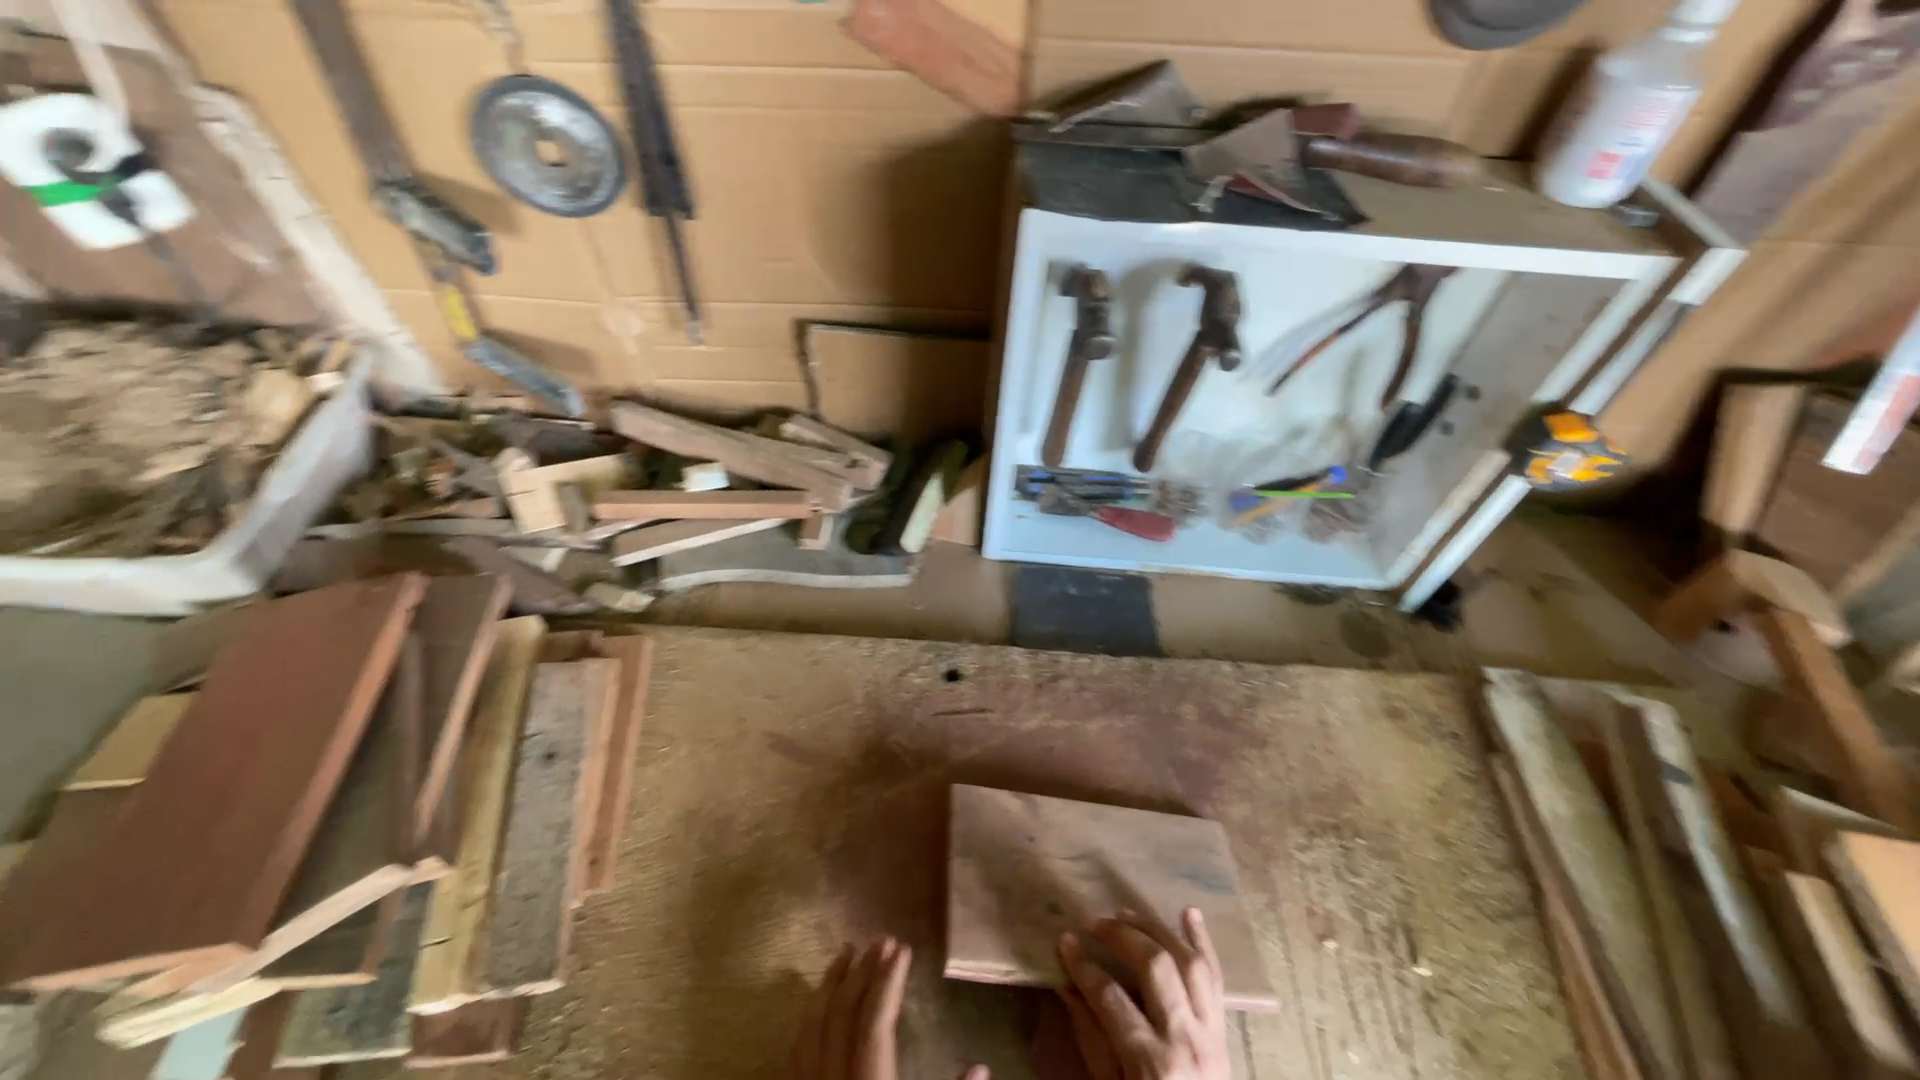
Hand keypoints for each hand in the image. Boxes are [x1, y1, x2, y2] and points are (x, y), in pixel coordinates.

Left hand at [788, 937, 988, 1079]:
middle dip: (861, 974)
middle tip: (880, 941)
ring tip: (844, 955)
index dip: (887, 981)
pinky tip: (815, 1009)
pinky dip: (808, 1020)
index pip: (874, 1022)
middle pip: (841, 1017)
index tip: (901, 948)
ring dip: (828, 987)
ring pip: (811, 1029)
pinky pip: (795, 1053)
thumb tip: (981, 1069)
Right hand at [1055, 909, 1229, 1079]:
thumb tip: (1066, 984)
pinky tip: (1189, 912)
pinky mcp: (1224, 1028)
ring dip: (1156, 930)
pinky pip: (1217, 976)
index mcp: (1151, 1062)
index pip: (1111, 998)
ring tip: (1127, 914)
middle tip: (1095, 924)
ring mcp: (1211, 1032)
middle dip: (1122, 937)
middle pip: (1156, 968)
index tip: (1064, 942)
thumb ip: (1090, 1034)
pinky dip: (1203, 941)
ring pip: (1189, 963)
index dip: (1083, 966)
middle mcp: (1185, 1039)